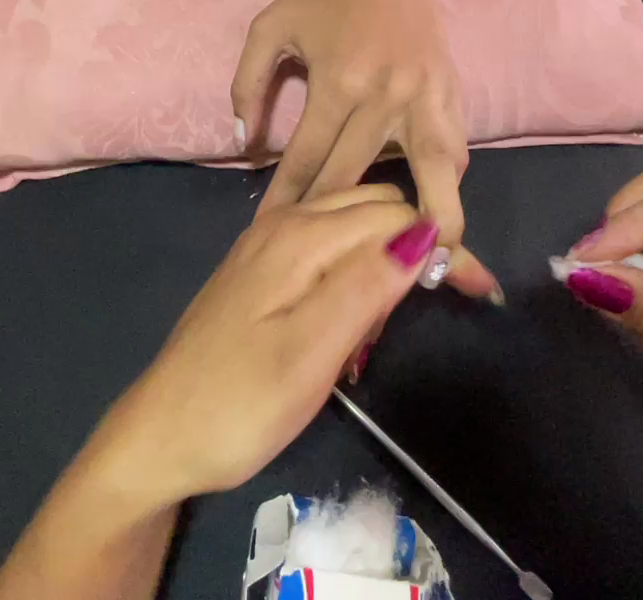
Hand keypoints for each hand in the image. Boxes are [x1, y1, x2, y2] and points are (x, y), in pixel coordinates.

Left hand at [83, 187, 437, 509]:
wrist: (160, 434)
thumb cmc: (238, 405)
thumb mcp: (309, 354)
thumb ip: (365, 287)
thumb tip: (425, 233)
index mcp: (299, 237)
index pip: (395, 216)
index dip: (446, 247)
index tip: (482, 292)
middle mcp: (282, 223)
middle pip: (374, 208)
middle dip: (418, 245)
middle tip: (434, 308)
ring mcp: (265, 244)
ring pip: (350, 223)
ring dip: (385, 256)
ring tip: (384, 325)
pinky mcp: (258, 268)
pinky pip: (324, 244)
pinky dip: (354, 265)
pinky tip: (350, 316)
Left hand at [231, 0, 495, 302]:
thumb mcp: (269, 27)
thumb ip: (246, 83)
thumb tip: (241, 139)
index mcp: (338, 82)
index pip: (308, 160)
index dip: (286, 199)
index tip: (272, 232)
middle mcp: (386, 98)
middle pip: (360, 179)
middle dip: (338, 226)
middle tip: (328, 267)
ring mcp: (426, 97)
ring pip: (433, 175)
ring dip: (427, 220)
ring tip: (427, 265)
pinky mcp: (453, 92)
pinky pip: (456, 150)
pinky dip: (449, 181)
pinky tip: (440, 204)